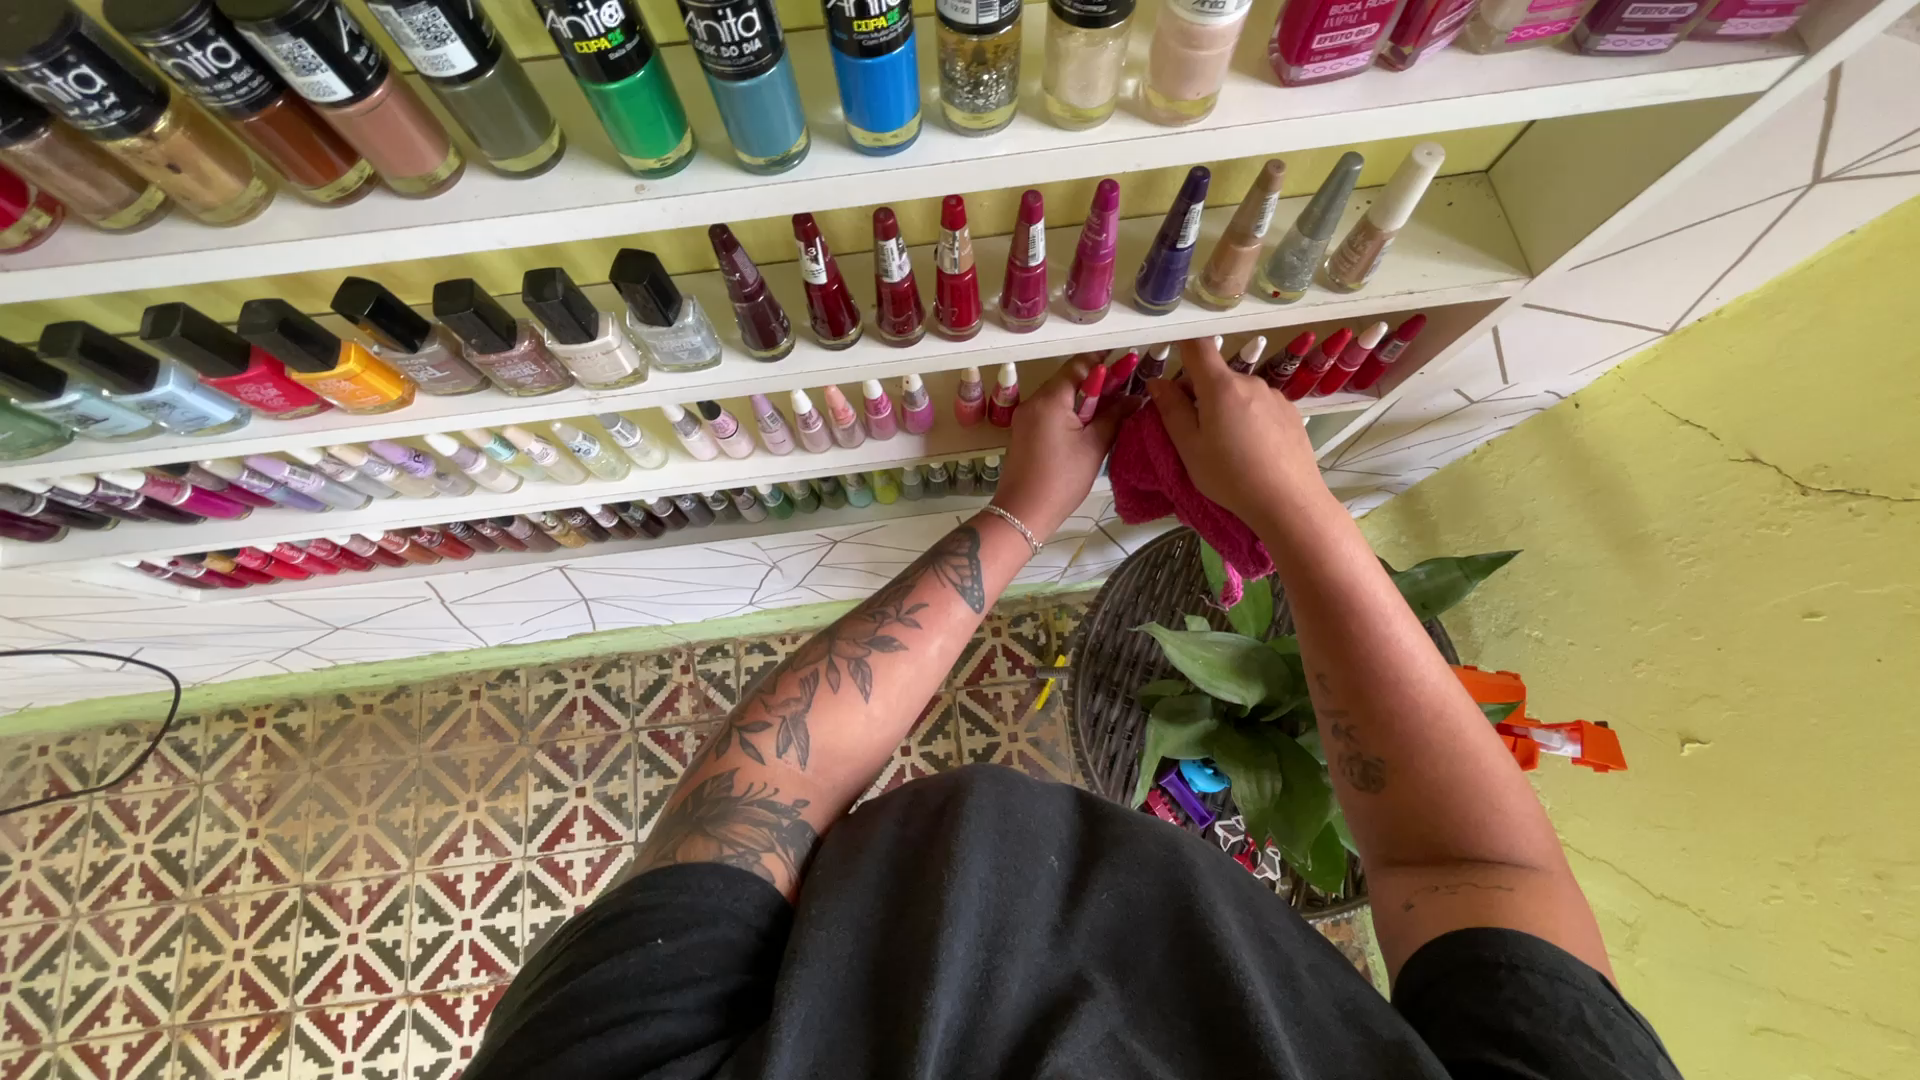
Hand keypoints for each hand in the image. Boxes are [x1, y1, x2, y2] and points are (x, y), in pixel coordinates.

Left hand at [994, 355, 1137, 542]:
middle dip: (1098, 380)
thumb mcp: (1094, 447)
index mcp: (1050, 400)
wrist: (1022, 512)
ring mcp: (1025, 416)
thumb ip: (1115, 416)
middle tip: (1126, 382)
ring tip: (1114, 403)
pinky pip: (1051, 411)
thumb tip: (1135, 397)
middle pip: (1068, 379)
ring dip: (1085, 396)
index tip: (1126, 358)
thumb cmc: (1062, 480)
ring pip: (1060, 396)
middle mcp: (1034, 401)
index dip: (1104, 361)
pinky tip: (1090, 420)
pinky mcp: (1024, 431)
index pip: (1079, 366)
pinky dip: (1071, 410)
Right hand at [1147, 337, 1331, 533]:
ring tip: (1225, 446)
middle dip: (1199, 394)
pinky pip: (1258, 406)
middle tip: (1192, 432)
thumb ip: (1171, 410)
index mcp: (1221, 387)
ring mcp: (1275, 396)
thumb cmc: (1230, 476)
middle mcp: (1250, 382)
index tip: (1171, 364)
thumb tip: (1157, 382)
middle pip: (1216, 376)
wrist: (1288, 502)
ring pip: (1238, 393)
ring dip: (1224, 408)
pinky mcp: (1291, 413)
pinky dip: (1247, 418)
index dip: (1181, 348)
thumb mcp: (1189, 448)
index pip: (1197, 347)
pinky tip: (1251, 449)